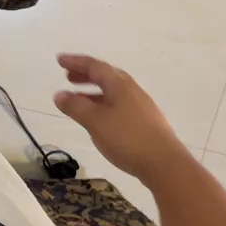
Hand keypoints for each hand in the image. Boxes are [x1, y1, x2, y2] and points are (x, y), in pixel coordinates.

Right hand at [52, 54, 195, 185]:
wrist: (166, 165)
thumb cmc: (127, 138)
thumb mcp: (95, 121)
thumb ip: (75, 106)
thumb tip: (59, 94)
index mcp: (119, 85)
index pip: (95, 66)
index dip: (76, 62)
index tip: (60, 60)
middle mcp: (132, 91)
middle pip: (106, 76)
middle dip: (86, 75)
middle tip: (68, 77)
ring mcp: (142, 107)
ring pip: (114, 92)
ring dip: (94, 91)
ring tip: (79, 100)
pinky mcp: (146, 123)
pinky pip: (120, 105)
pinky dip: (104, 105)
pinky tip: (100, 120)